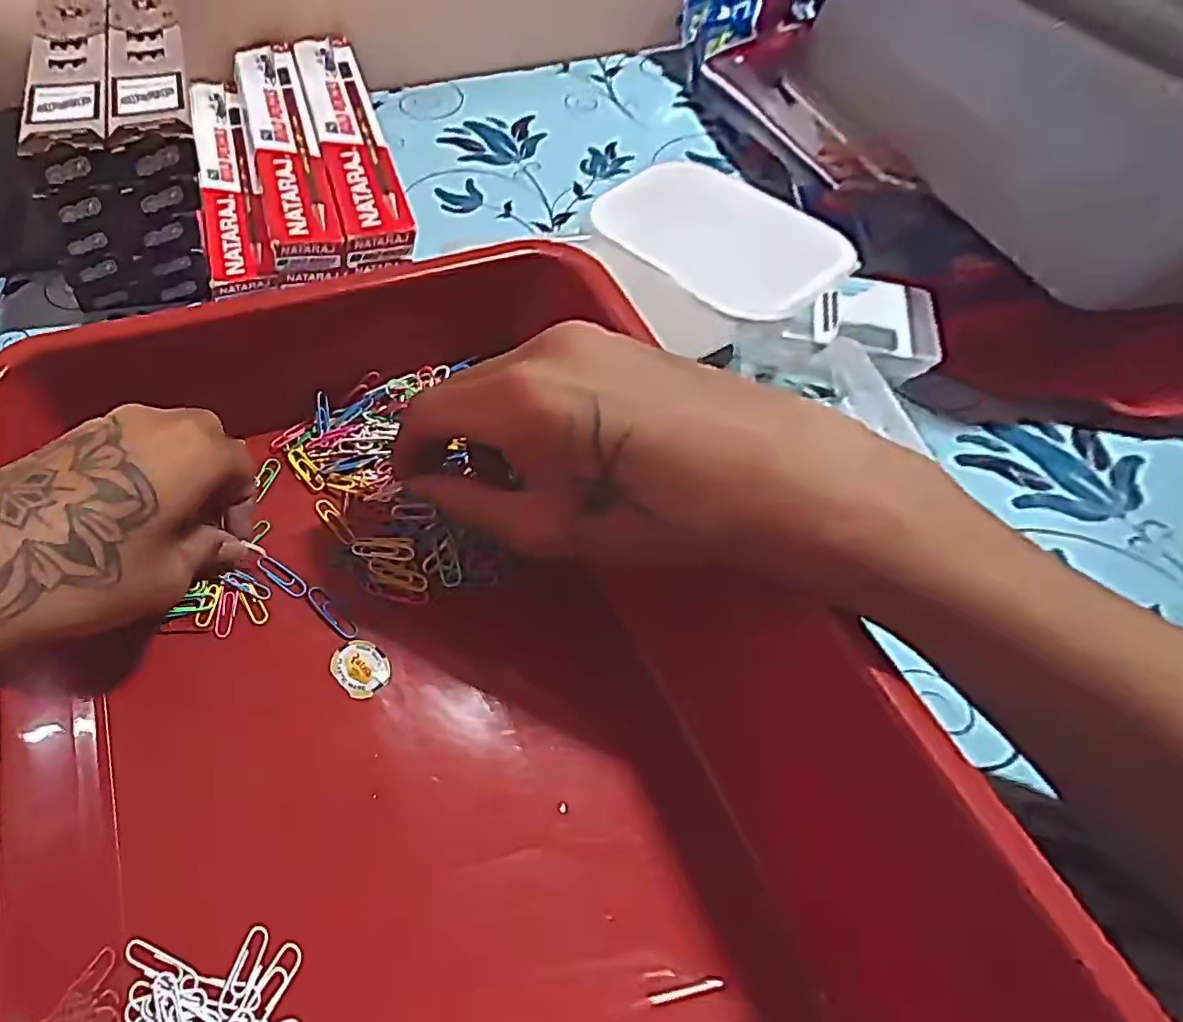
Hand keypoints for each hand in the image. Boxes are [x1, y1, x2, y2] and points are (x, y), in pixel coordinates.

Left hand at [0, 404, 254, 715]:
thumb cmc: (94, 572)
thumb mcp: (168, 575)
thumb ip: (209, 551)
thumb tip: (238, 548)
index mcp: (193, 449)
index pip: (240, 464)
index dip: (243, 505)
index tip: (230, 541)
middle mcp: (156, 420)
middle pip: (205, 439)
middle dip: (214, 480)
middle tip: (201, 528)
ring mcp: (108, 421)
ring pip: (165, 437)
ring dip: (178, 472)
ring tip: (161, 522)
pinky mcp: (71, 433)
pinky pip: (127, 443)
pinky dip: (143, 469)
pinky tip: (121, 511)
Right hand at [391, 320, 971, 596]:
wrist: (777, 475)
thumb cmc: (655, 514)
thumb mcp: (542, 526)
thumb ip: (465, 501)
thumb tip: (421, 485)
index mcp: (515, 395)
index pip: (424, 412)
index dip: (404, 453)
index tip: (409, 486)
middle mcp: (535, 348)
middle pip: (454, 390)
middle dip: (443, 440)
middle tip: (459, 487)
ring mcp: (574, 334)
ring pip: (489, 377)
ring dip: (479, 423)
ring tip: (513, 472)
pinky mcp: (604, 336)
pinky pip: (528, 368)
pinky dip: (514, 405)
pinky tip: (553, 443)